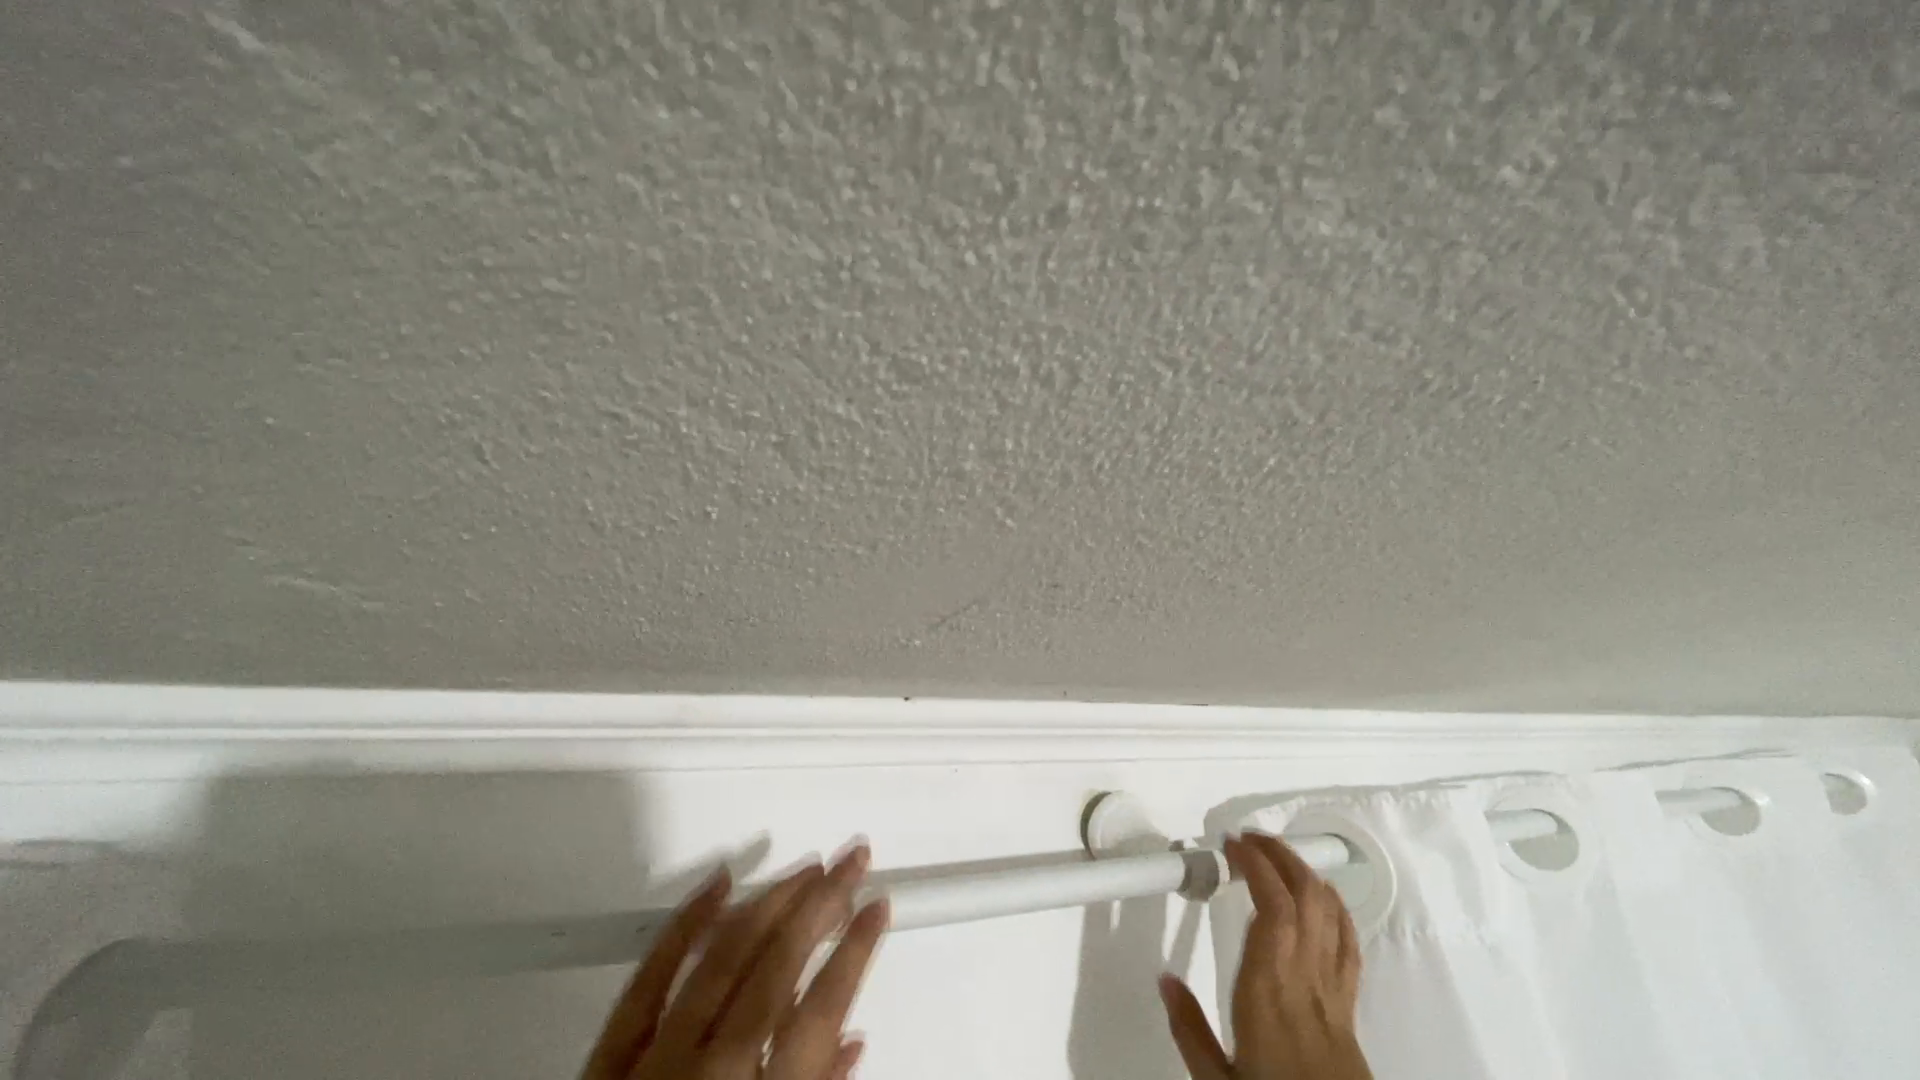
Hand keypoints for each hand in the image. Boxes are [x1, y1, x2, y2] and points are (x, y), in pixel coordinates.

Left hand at [581, 843, 889, 1079]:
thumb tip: (854, 1046)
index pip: (824, 1008)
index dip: (857, 947)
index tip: (877, 906)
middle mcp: (713, 1073)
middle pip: (777, 963)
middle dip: (821, 902)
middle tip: (850, 859)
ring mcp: (657, 1060)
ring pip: (722, 955)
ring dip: (770, 900)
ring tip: (805, 865)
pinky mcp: (609, 1058)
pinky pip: (649, 977)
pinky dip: (685, 924)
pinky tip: (717, 884)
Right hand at [1158, 833, 1369, 1079]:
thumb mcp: (1216, 1079)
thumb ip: (1189, 1028)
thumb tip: (1165, 979)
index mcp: (1268, 992)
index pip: (1274, 909)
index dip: (1258, 866)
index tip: (1233, 844)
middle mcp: (1306, 981)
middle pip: (1306, 899)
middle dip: (1280, 857)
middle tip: (1249, 839)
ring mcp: (1334, 992)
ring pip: (1331, 914)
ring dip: (1305, 873)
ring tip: (1278, 855)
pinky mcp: (1350, 1007)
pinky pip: (1349, 944)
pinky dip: (1336, 909)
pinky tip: (1323, 897)